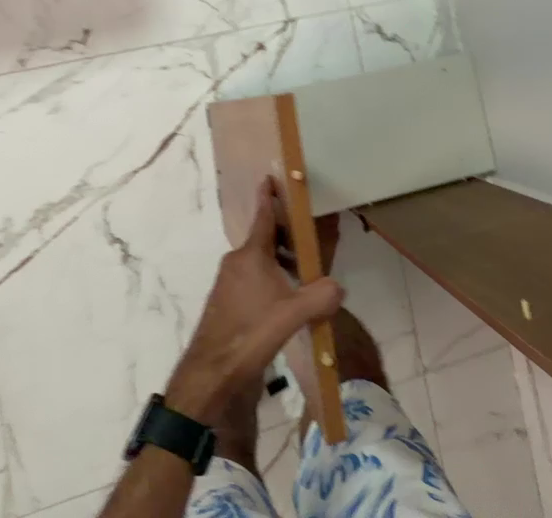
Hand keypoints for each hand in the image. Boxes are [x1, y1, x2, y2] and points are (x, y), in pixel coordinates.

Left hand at [164, 179, 343, 426]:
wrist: (212, 374)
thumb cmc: (251, 333)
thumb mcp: (294, 314)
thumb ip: (322, 296)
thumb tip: (338, 288)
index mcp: (250, 256)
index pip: (263, 217)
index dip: (269, 197)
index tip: (271, 177)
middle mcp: (236, 264)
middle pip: (265, 240)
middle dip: (287, 236)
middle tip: (312, 236)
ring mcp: (229, 286)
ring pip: (260, 263)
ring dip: (281, 263)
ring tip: (307, 273)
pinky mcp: (228, 306)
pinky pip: (255, 282)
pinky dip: (272, 282)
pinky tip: (289, 302)